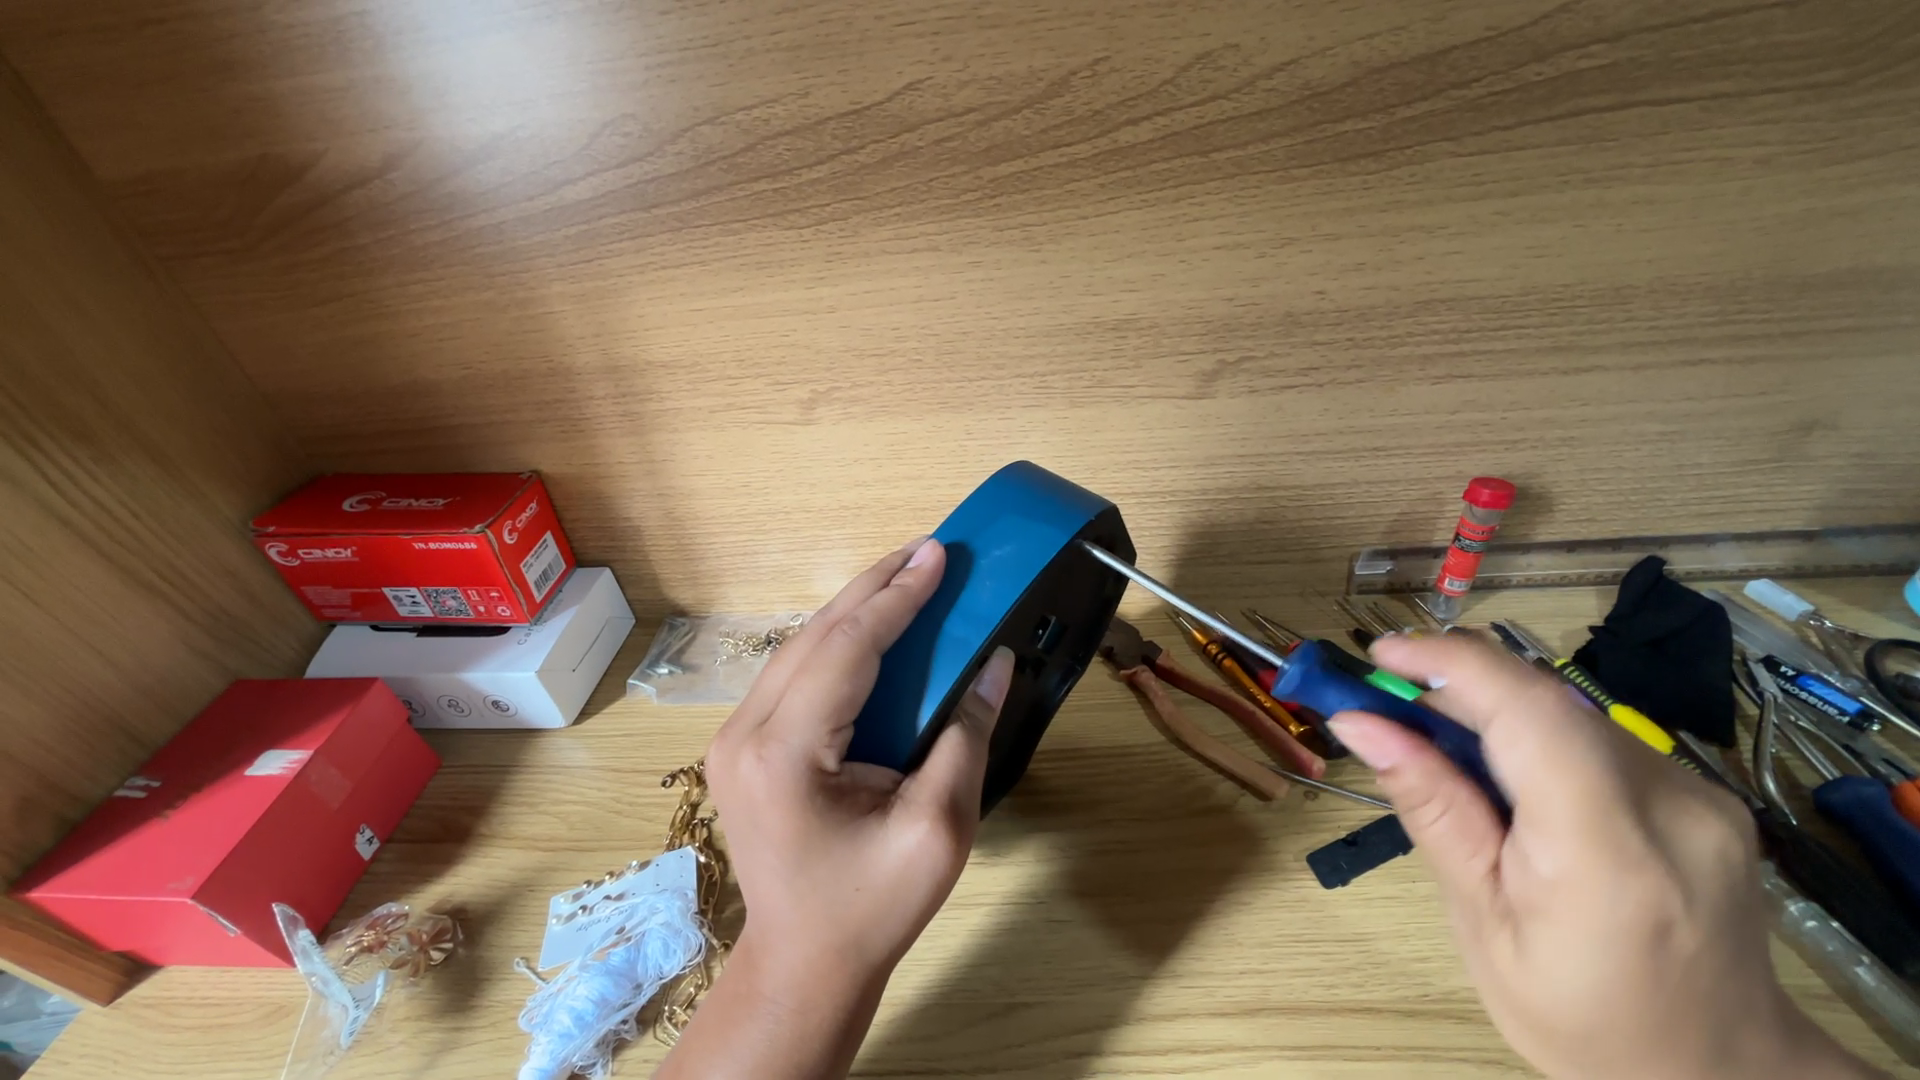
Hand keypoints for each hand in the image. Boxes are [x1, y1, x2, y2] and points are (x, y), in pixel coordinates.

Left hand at [659, 537, 1012, 1079]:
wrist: (803, 962)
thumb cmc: (873, 906)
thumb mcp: (938, 829)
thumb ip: (965, 737)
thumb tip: (994, 662)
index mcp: (786, 752)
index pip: (847, 648)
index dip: (897, 597)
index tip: (937, 555)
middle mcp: (746, 732)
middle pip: (816, 635)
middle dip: (875, 587)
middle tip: (927, 550)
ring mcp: (735, 736)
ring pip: (800, 647)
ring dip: (855, 607)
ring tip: (905, 575)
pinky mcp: (744, 744)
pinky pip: (795, 671)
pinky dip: (838, 639)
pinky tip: (871, 625)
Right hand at [1328, 633, 1882, 1079]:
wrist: (1723, 1071)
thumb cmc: (1581, 1018)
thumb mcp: (1482, 922)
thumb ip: (1431, 809)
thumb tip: (1360, 724)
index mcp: (1609, 851)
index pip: (1531, 713)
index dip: (1450, 663)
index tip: (1379, 655)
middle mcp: (1672, 804)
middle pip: (1544, 702)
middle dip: (1452, 688)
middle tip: (1384, 709)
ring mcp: (1698, 794)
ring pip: (1565, 712)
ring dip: (1487, 712)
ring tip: (1433, 751)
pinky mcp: (1700, 792)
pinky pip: (1593, 735)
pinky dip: (1529, 736)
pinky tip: (1501, 779)